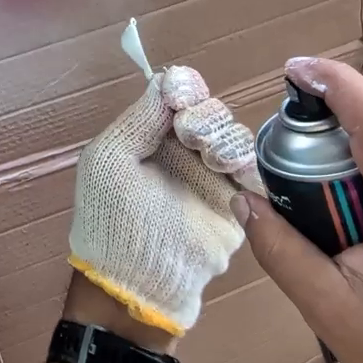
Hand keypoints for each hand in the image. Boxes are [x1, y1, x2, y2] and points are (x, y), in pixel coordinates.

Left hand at [67, 66, 256, 336]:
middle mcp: (182, 150)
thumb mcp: (108, 160)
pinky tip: (232, 168)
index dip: (185, 88)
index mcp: (150, 134)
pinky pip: (253, 169)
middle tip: (188, 135)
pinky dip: (247, 160)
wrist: (135, 283)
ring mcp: (210, 176)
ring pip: (234, 134)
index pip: (179, 93)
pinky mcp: (236, 203)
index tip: (180, 101)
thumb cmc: (110, 218)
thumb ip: (138, 118)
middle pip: (211, 109)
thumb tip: (166, 78)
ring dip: (224, 136)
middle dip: (204, 114)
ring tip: (208, 156)